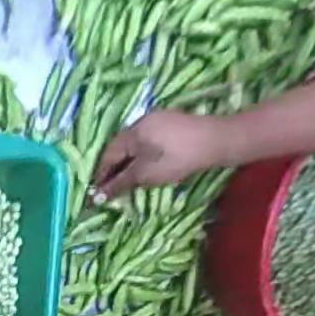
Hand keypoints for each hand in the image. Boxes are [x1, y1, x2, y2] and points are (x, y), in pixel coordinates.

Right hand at [91, 110, 230, 197]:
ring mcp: (158, 120)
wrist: (219, 140)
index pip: (108, 155)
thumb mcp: (146, 173)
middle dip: (111, 169)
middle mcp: (142, 121)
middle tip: (108, 189)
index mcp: (133, 131)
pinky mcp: (170, 123)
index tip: (95, 193)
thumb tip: (98, 195)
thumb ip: (120, 183)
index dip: (100, 175)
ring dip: (125, 163)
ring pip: (132, 145)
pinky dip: (138, 155)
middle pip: (119, 148)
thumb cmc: (178, 158)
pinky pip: (145, 141)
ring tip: (124, 180)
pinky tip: (140, 167)